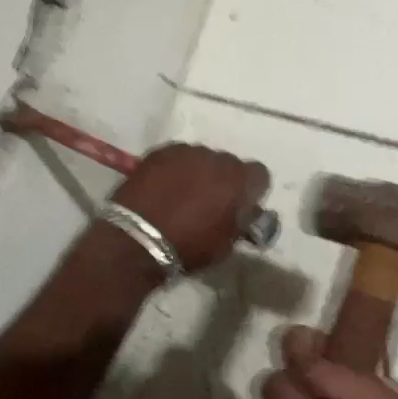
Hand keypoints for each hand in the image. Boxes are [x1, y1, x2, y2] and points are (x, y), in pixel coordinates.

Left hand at [108, 143, 269, 271]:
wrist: (137, 238)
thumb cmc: (188, 246)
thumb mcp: (226, 243)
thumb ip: (242, 222)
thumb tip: (246, 213)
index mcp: (238, 180)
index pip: (259, 174)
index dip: (251, 190)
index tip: (240, 205)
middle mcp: (215, 158)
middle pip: (228, 163)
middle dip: (223, 179)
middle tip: (209, 201)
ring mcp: (185, 151)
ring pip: (201, 158)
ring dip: (198, 172)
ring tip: (181, 194)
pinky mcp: (158, 152)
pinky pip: (176, 157)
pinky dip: (174, 169)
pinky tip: (163, 187)